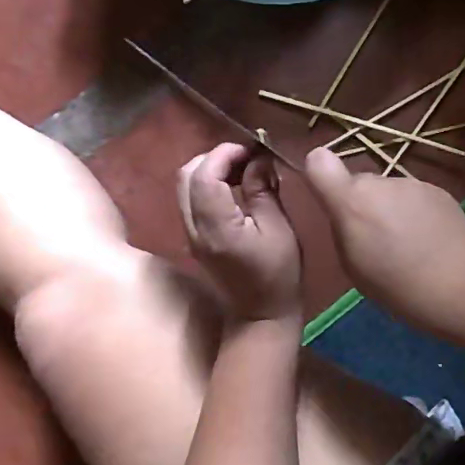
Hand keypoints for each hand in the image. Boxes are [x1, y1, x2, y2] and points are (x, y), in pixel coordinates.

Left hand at [178, 144, 301, 321]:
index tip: (253, 150)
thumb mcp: (280, 229)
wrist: (261, 314)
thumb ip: (263, 190)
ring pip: (185, 185)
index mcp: (217, 227)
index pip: (205, 176)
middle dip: (215, 157)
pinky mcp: (192, 237)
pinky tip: (235, 187)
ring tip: (243, 170)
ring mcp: (189, 233)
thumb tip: (259, 159)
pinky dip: (208, 184)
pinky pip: (191, 198)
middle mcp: (193, 228)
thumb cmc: (279, 273)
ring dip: (211, 169)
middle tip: (248, 158)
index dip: (225, 154)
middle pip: (187, 175)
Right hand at [302, 146, 464, 341]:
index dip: (318, 175)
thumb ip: (343, 230)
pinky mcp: (439, 190)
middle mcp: (381, 182)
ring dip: (387, 210)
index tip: (325, 198)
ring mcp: (413, 183)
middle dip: (359, 205)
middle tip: (372, 244)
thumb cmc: (402, 289)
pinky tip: (428, 242)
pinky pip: (411, 198)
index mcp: (352, 202)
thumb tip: (344, 211)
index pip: (319, 162)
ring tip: (405, 248)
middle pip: (358, 184)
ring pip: (386, 191)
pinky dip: (412, 213)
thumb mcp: (356, 269)